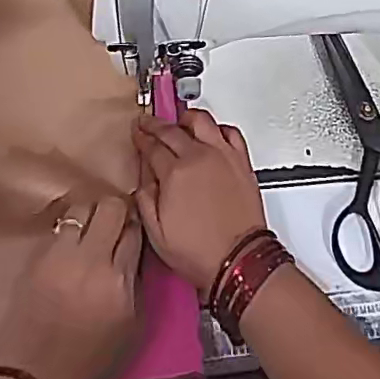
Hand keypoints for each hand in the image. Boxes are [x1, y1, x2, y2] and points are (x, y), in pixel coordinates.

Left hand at [0, 198, 141, 378]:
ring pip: (81, 208)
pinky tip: (71, 244)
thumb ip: (138, 281)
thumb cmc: (89, 360)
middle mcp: (89, 261)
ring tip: (91, 230)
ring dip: (90, 214)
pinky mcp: (35, 258)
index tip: (135, 228)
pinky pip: (59, 227)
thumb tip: (136, 247)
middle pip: (110, 207)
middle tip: (116, 222)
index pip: (134, 230)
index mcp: (118, 282)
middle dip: (117, 210)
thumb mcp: (132, 326)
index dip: (137, 224)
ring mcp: (59, 256)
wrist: (33, 378)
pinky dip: (70, 228)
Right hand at [133, 110, 268, 297]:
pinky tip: (213, 133)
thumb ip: (145, 200)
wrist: (238, 260)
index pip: (152, 146)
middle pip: (172, 130)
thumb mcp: (157, 233)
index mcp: (174, 173)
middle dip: (156, 125)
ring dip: (186, 118)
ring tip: (179, 121)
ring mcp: (222, 157)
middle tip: (148, 123)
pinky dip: (219, 128)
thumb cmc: (201, 251)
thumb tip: (143, 181)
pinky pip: (231, 133)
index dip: (141, 138)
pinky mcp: (241, 162)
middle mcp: (198, 158)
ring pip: (202, 121)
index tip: (137, 134)